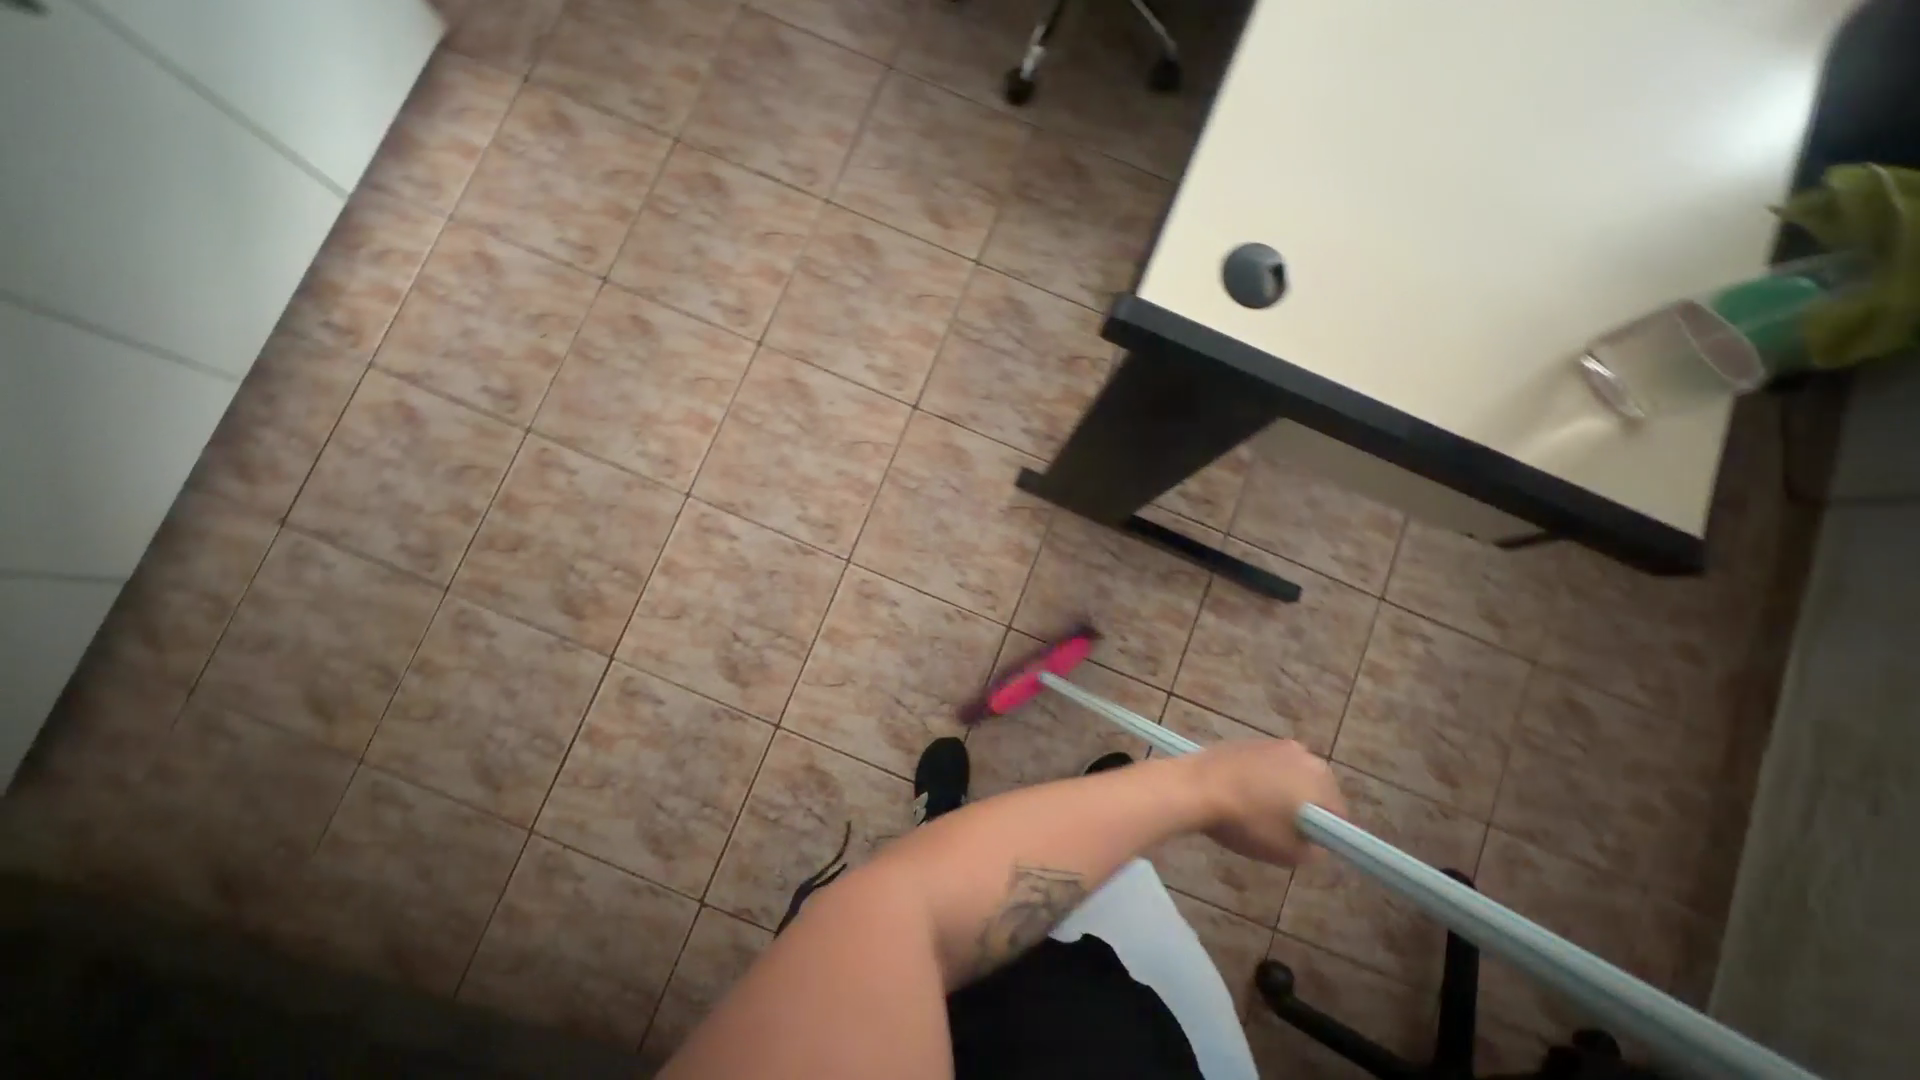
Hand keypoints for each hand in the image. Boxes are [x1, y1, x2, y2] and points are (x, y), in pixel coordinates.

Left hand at [1185, 739, 1345, 865]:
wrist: (1196, 787)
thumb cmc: (1247, 822)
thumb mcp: (1289, 853)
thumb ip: (1314, 850)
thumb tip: (1314, 843)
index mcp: (1321, 779)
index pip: (1337, 813)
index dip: (1325, 834)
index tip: (1304, 845)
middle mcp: (1304, 754)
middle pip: (1314, 790)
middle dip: (1303, 809)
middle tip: (1279, 831)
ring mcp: (1274, 743)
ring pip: (1288, 776)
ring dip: (1279, 793)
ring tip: (1255, 813)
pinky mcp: (1248, 741)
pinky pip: (1265, 766)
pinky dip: (1259, 780)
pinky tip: (1239, 795)